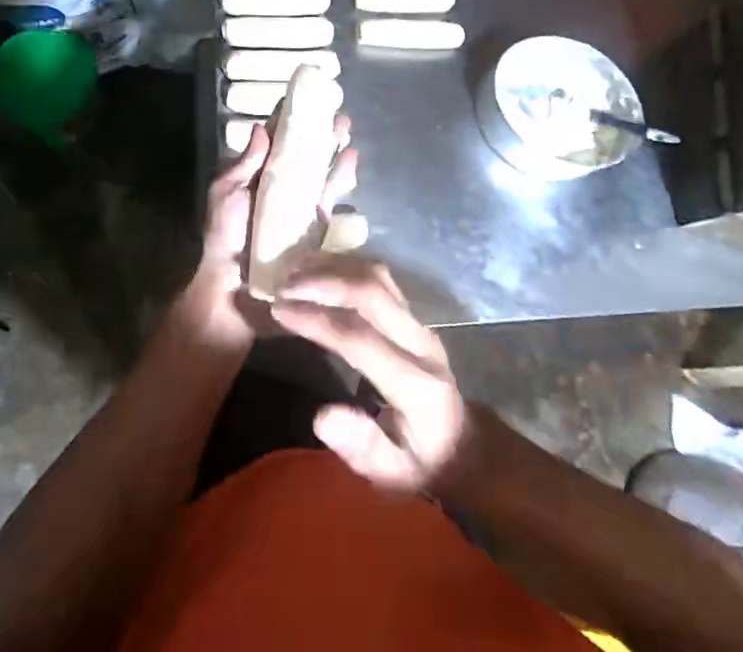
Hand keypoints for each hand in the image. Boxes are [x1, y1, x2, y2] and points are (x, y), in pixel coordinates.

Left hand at [185, 118, 356, 347]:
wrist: (235, 293)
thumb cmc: (225, 241)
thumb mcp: (226, 197)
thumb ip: (244, 165)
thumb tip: (261, 127)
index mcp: (258, 180)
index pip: (276, 143)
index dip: (290, 120)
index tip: (307, 98)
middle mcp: (282, 191)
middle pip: (306, 156)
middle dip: (322, 134)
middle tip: (338, 114)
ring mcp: (301, 211)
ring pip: (323, 174)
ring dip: (336, 152)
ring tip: (348, 134)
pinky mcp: (318, 232)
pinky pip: (334, 202)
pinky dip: (343, 181)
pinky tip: (352, 162)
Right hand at [269, 257, 467, 492]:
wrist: (463, 445)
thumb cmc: (421, 462)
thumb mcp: (392, 475)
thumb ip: (361, 448)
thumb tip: (322, 417)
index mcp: (415, 385)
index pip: (360, 339)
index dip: (317, 319)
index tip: (278, 309)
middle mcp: (421, 343)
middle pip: (372, 293)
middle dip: (322, 282)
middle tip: (280, 286)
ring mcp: (420, 323)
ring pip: (377, 277)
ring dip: (332, 268)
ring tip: (292, 271)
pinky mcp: (414, 314)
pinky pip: (379, 278)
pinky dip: (344, 266)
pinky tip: (316, 269)